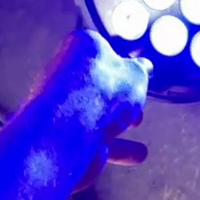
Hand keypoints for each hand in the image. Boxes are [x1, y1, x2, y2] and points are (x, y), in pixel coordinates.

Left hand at [26, 29, 151, 186]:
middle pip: (98, 85)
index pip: (105, 50)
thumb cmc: (101, 95)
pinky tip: (132, 154)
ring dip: (117, 127)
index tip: (139, 79)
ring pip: (92, 114)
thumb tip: (144, 66)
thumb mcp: (137, 75)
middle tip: (137, 113)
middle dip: (120, 102)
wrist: (65, 133)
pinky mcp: (55, 133)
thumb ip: (141, 71)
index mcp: (82, 45)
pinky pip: (87, 139)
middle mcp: (63, 70)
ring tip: (138, 143)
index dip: (125, 66)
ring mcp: (57, 103)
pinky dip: (109, 147)